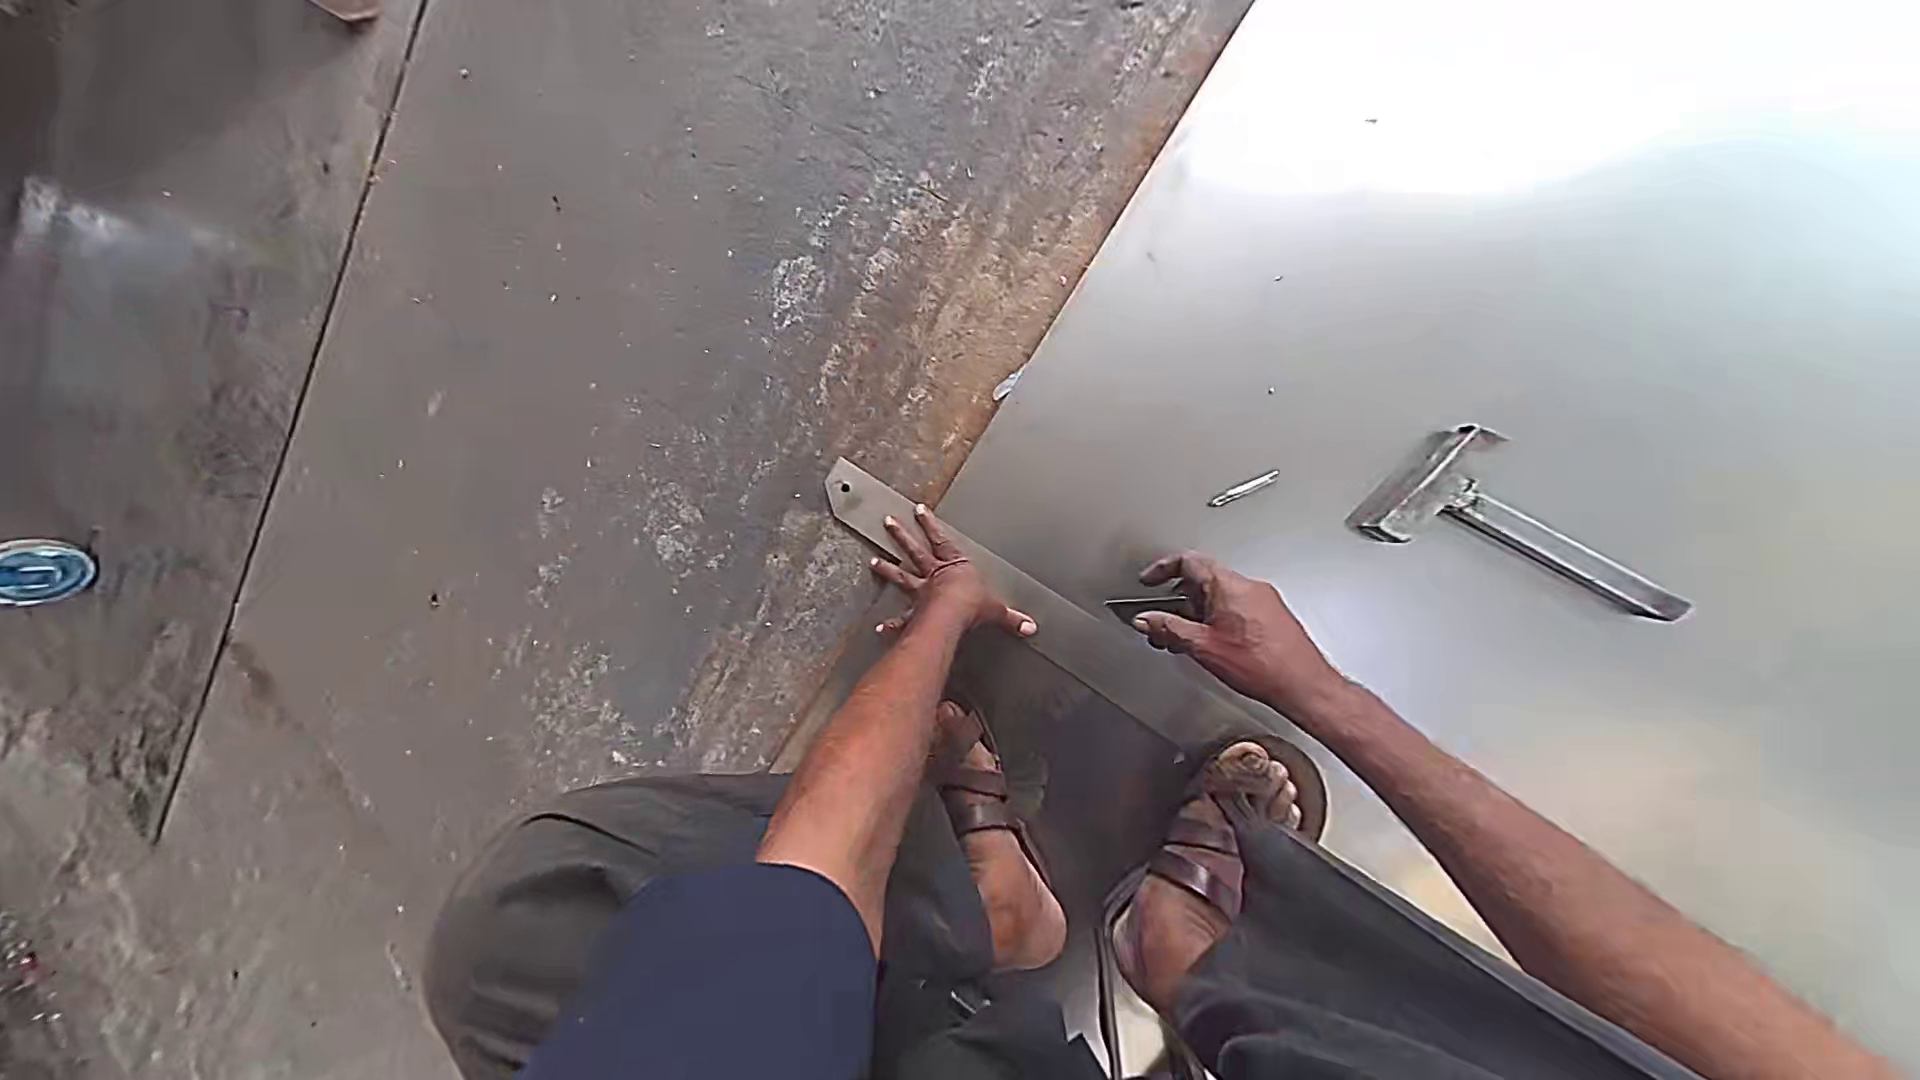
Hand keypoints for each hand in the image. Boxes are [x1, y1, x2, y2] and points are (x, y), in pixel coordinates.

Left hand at [870, 505, 1036, 637]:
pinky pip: (901, 617)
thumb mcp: (995, 609)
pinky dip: (890, 623)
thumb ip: (1010, 617)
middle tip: (888, 522)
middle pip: (914, 550)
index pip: (940, 539)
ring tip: (875, 562)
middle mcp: (933, 576)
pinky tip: (880, 627)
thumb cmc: (970, 605)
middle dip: (901, 536)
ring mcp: (920, 593)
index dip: (930, 524)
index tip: (918, 510)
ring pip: (901, 575)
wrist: (951, 618)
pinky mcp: (914, 613)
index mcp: (953, 567)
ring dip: (887, 568)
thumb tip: (1028, 626)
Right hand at [1129, 551, 1344, 716]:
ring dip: (1195, 610)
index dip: (1162, 569)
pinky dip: (1215, 617)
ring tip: (1185, 636)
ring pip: (1218, 593)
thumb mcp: (1202, 646)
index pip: (1187, 562)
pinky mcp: (1270, 614)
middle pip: (1202, 578)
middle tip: (1162, 617)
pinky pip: (1234, 605)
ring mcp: (1262, 599)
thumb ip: (1169, 628)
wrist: (1303, 686)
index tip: (1149, 580)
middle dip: (1176, 598)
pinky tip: (1210, 641)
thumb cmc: (1264, 667)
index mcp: (1228, 586)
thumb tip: (1146, 619)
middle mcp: (1247, 587)